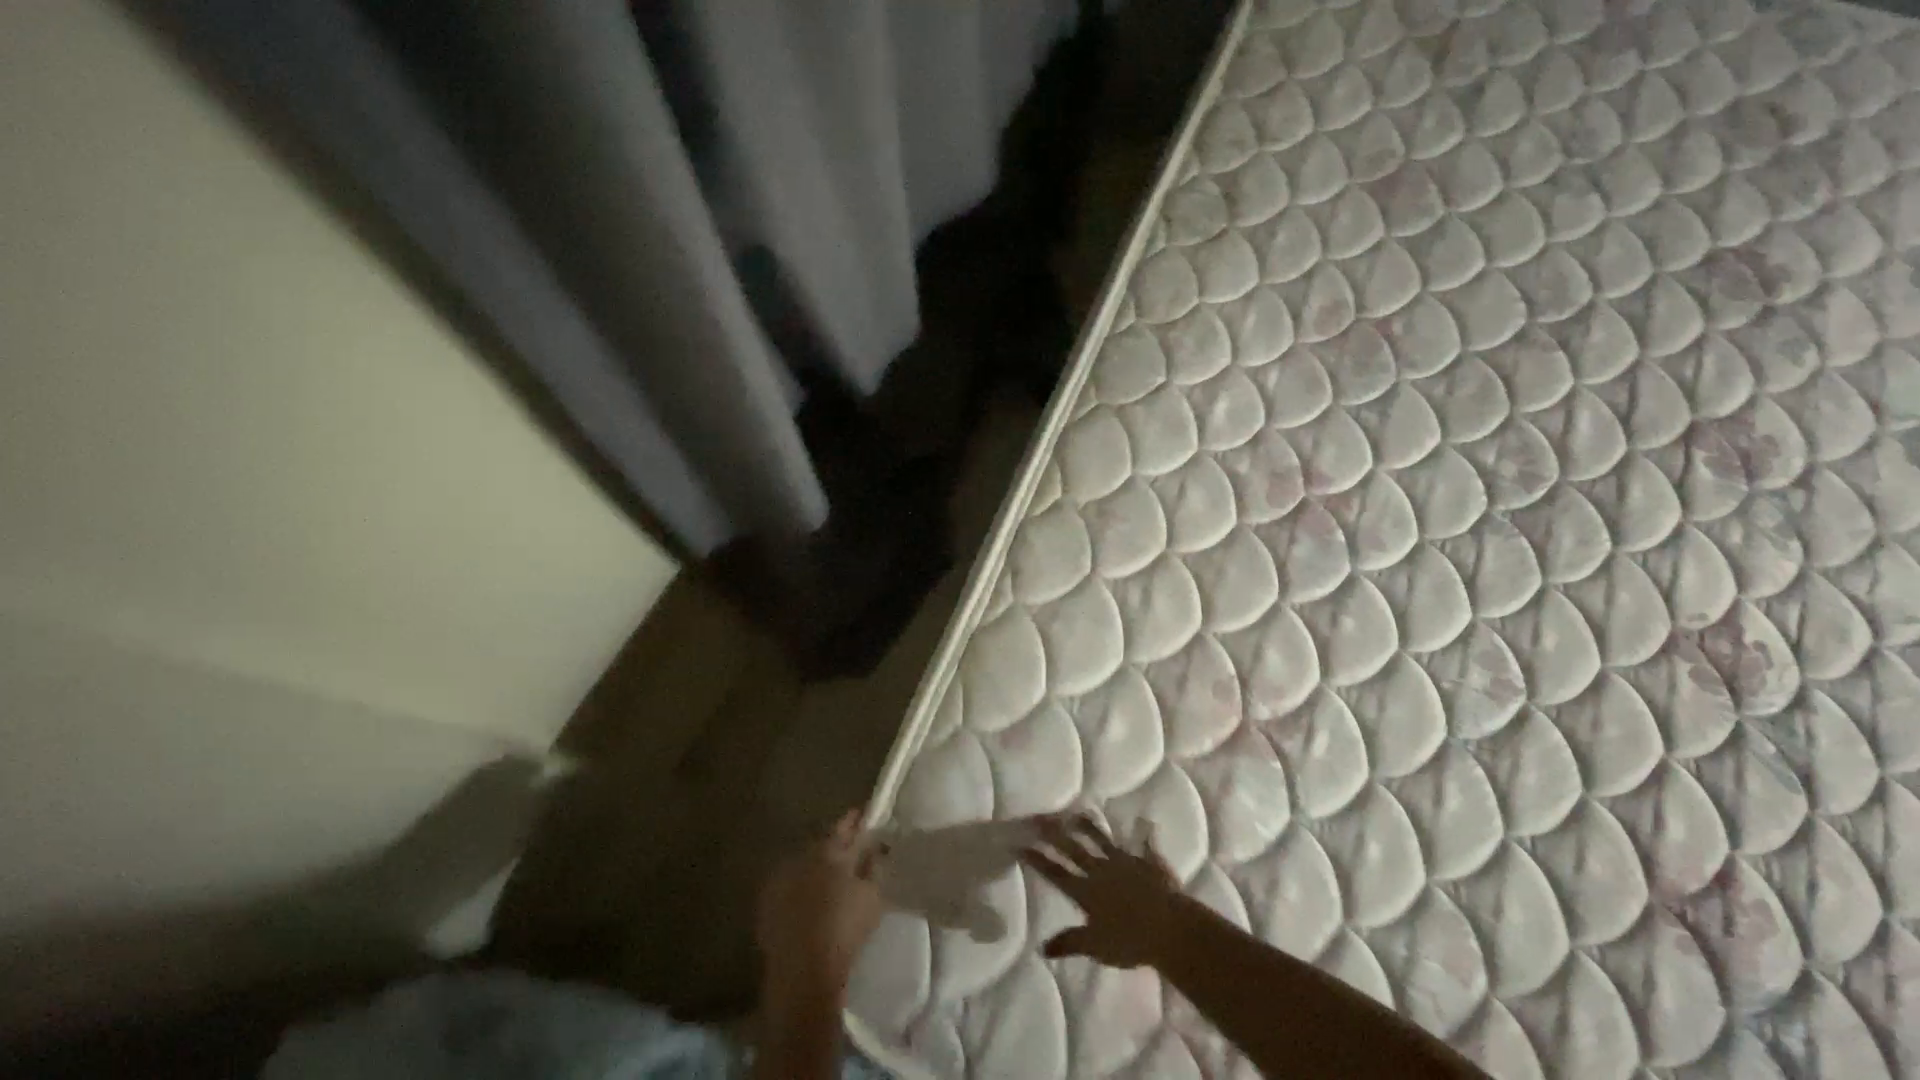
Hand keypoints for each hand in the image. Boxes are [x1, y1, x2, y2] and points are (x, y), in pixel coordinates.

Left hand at [756, 809, 885, 1001]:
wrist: (804, 970)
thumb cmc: (846, 928)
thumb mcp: (872, 895)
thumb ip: (874, 865)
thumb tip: (876, 846)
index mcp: (828, 852)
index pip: (843, 826)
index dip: (854, 821)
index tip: (863, 817)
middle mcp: (800, 858)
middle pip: (820, 844)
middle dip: (835, 844)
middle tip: (850, 849)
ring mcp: (779, 880)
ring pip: (803, 864)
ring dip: (816, 866)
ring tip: (831, 878)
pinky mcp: (767, 904)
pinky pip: (788, 886)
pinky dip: (800, 887)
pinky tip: (810, 900)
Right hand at [1022, 814, 1184, 968]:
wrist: (1171, 927)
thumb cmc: (1130, 941)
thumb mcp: (1095, 947)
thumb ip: (1069, 943)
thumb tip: (1041, 948)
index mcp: (1085, 891)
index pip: (1054, 872)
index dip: (1037, 859)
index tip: (1019, 844)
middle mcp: (1101, 871)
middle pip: (1072, 849)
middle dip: (1053, 834)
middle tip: (1038, 817)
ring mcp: (1125, 863)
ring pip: (1102, 840)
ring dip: (1088, 826)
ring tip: (1076, 813)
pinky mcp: (1148, 863)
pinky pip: (1144, 845)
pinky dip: (1143, 835)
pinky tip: (1145, 822)